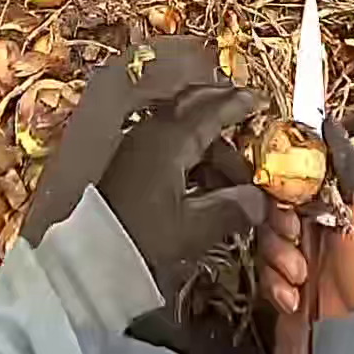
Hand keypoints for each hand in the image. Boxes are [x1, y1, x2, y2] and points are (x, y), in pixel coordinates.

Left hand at [97, 83, 270, 297]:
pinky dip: (194, 151)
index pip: (211, 110)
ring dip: (211, 141)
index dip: (237, 104)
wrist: (93, 253)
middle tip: (247, 115)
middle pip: (195, 105)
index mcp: (171, 138)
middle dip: (222, 107)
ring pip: (184, 125)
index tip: (259, 100)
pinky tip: (208, 180)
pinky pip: (172, 139)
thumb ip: (229, 209)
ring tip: (234, 173)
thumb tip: (260, 201)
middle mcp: (156, 129)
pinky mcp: (134, 156)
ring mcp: (142, 140)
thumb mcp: (191, 227)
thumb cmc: (143, 235)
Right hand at [257, 119, 353, 317]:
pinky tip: (294, 292)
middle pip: (273, 200)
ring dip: (277, 252)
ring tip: (299, 270)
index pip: (295, 171)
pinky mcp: (283, 285)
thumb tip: (328, 121)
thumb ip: (345, 161)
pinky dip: (275, 282)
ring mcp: (298, 255)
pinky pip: (262, 270)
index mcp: (333, 199)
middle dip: (276, 216)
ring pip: (264, 234)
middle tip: (294, 232)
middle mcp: (314, 224)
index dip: (284, 173)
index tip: (282, 181)